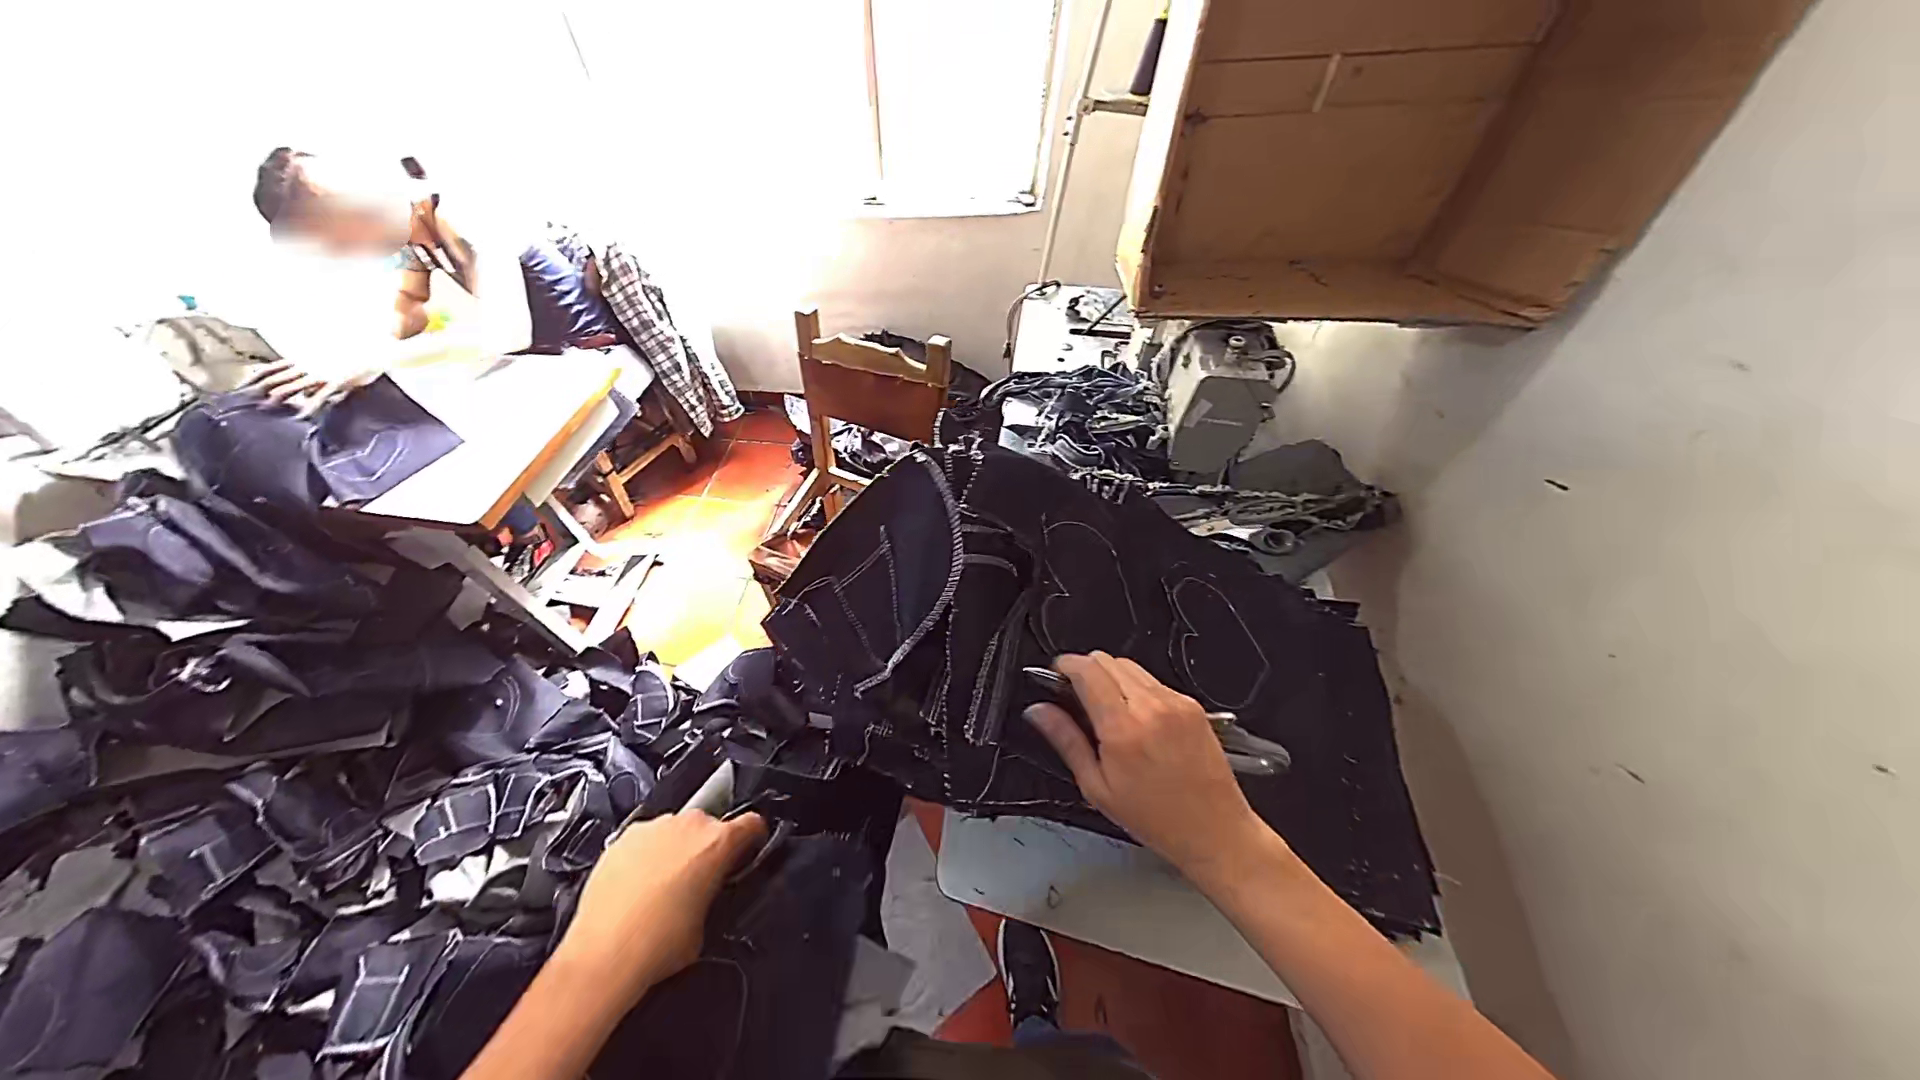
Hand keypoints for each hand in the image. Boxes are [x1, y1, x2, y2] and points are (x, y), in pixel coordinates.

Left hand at [241, 360, 380, 416]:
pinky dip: (310, 405)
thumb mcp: (331, 367)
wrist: (377, 351)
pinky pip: (319, 394)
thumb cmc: (357, 358)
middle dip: (258, 389)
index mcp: (304, 361)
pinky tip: (302, 415)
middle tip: (243, 401)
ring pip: (292, 385)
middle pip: (276, 377)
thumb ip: (315, 380)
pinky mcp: (336, 381)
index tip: (241, 387)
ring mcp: (321, 374)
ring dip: (277, 397)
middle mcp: (307, 366)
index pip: (271, 368)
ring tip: (264, 408)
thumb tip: (305, 395)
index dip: (254, 376)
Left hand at [553, 809, 767, 1007]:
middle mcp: (688, 826)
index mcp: (718, 842)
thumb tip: (708, 893)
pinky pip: (645, 839)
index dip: (753, 838)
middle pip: (711, 825)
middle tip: (699, 879)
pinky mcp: (622, 839)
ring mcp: (653, 829)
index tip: (747, 849)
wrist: (603, 958)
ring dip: (676, 849)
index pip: (752, 823)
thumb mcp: (708, 924)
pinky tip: (639, 886)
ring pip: (676, 830)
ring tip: (664, 886)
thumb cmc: (654, 946)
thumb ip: (716, 894)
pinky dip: (646, 855)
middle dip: (708, 847)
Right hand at [1025, 652, 1275, 884]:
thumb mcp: (1097, 787)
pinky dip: (1136, 688)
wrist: (1215, 831)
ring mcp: (1175, 703)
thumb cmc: (1160, 819)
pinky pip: (1153, 680)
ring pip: (1129, 665)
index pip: (1086, 670)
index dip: (1064, 665)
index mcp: (1123, 728)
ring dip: (1110, 675)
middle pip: (1106, 659)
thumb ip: (1065, 740)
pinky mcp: (1191, 705)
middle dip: (1085, 670)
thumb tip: (1038, 712)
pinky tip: (1134, 717)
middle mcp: (1151, 708)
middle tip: (1076, 695)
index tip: (1056, 673)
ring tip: (1106, 709)